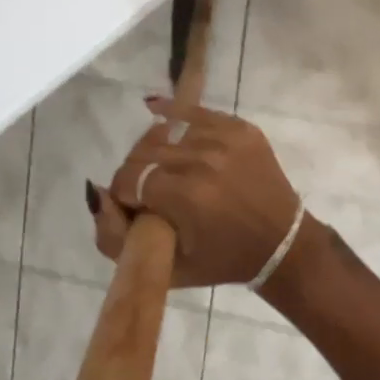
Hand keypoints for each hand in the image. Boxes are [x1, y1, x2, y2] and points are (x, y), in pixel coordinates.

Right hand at [87, 98, 303, 288]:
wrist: (282, 243)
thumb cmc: (223, 260)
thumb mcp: (167, 266)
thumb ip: (119, 238)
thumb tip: (98, 194)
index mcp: (186, 196)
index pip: (129, 179)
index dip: (123, 193)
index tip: (131, 205)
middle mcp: (204, 161)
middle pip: (144, 153)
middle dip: (137, 172)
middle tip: (147, 190)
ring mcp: (225, 140)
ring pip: (167, 133)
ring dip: (158, 151)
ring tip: (166, 169)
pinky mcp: (241, 128)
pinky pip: (196, 114)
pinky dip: (176, 117)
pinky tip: (160, 116)